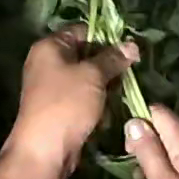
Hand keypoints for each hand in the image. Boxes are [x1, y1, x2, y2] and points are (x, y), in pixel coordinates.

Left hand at [3, 28, 138, 176]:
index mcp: (49, 47)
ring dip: (106, 84)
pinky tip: (111, 110)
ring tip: (126, 90)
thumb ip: (112, 58)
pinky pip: (82, 96)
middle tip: (134, 70)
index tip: (131, 47)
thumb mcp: (93, 76)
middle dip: (109, 63)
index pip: (81, 30)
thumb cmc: (66, 103)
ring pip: (86, 77)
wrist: (44, 148)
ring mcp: (51, 85)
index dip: (106, 36)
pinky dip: (96, 101)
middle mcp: (47, 62)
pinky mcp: (59, 106)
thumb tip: (132, 45)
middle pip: (84, 54)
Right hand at [123, 104, 178, 178]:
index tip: (127, 147)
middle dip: (143, 139)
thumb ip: (147, 150)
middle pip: (162, 123)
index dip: (137, 122)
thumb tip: (132, 121)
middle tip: (134, 167)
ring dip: (152, 154)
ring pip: (168, 140)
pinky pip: (178, 154)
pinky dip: (165, 163)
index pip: (155, 110)